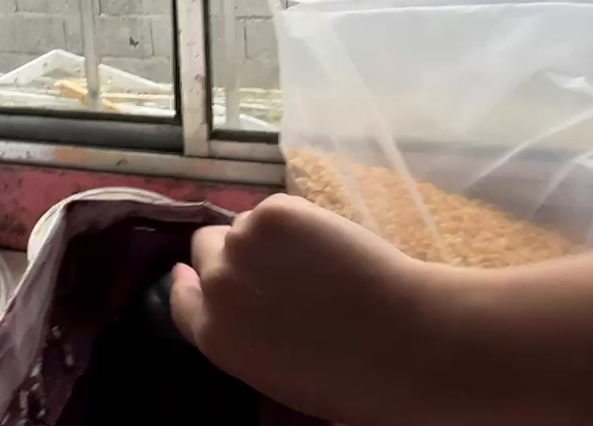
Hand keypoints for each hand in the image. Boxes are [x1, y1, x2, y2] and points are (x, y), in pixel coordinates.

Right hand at [169, 193, 456, 424]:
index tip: (191, 273)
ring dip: (265, 238)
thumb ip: (245, 335)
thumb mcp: (280, 372)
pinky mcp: (274, 212)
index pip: (181, 299)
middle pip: (205, 249)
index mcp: (216, 336)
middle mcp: (217, 284)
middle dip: (229, 253)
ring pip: (243, 225)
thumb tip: (239, 307)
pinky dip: (295, 222)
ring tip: (315, 262)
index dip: (189, 283)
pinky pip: (274, 210)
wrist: (412, 347)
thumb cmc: (356, 382)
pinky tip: (329, 247)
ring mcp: (243, 242)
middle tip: (271, 266)